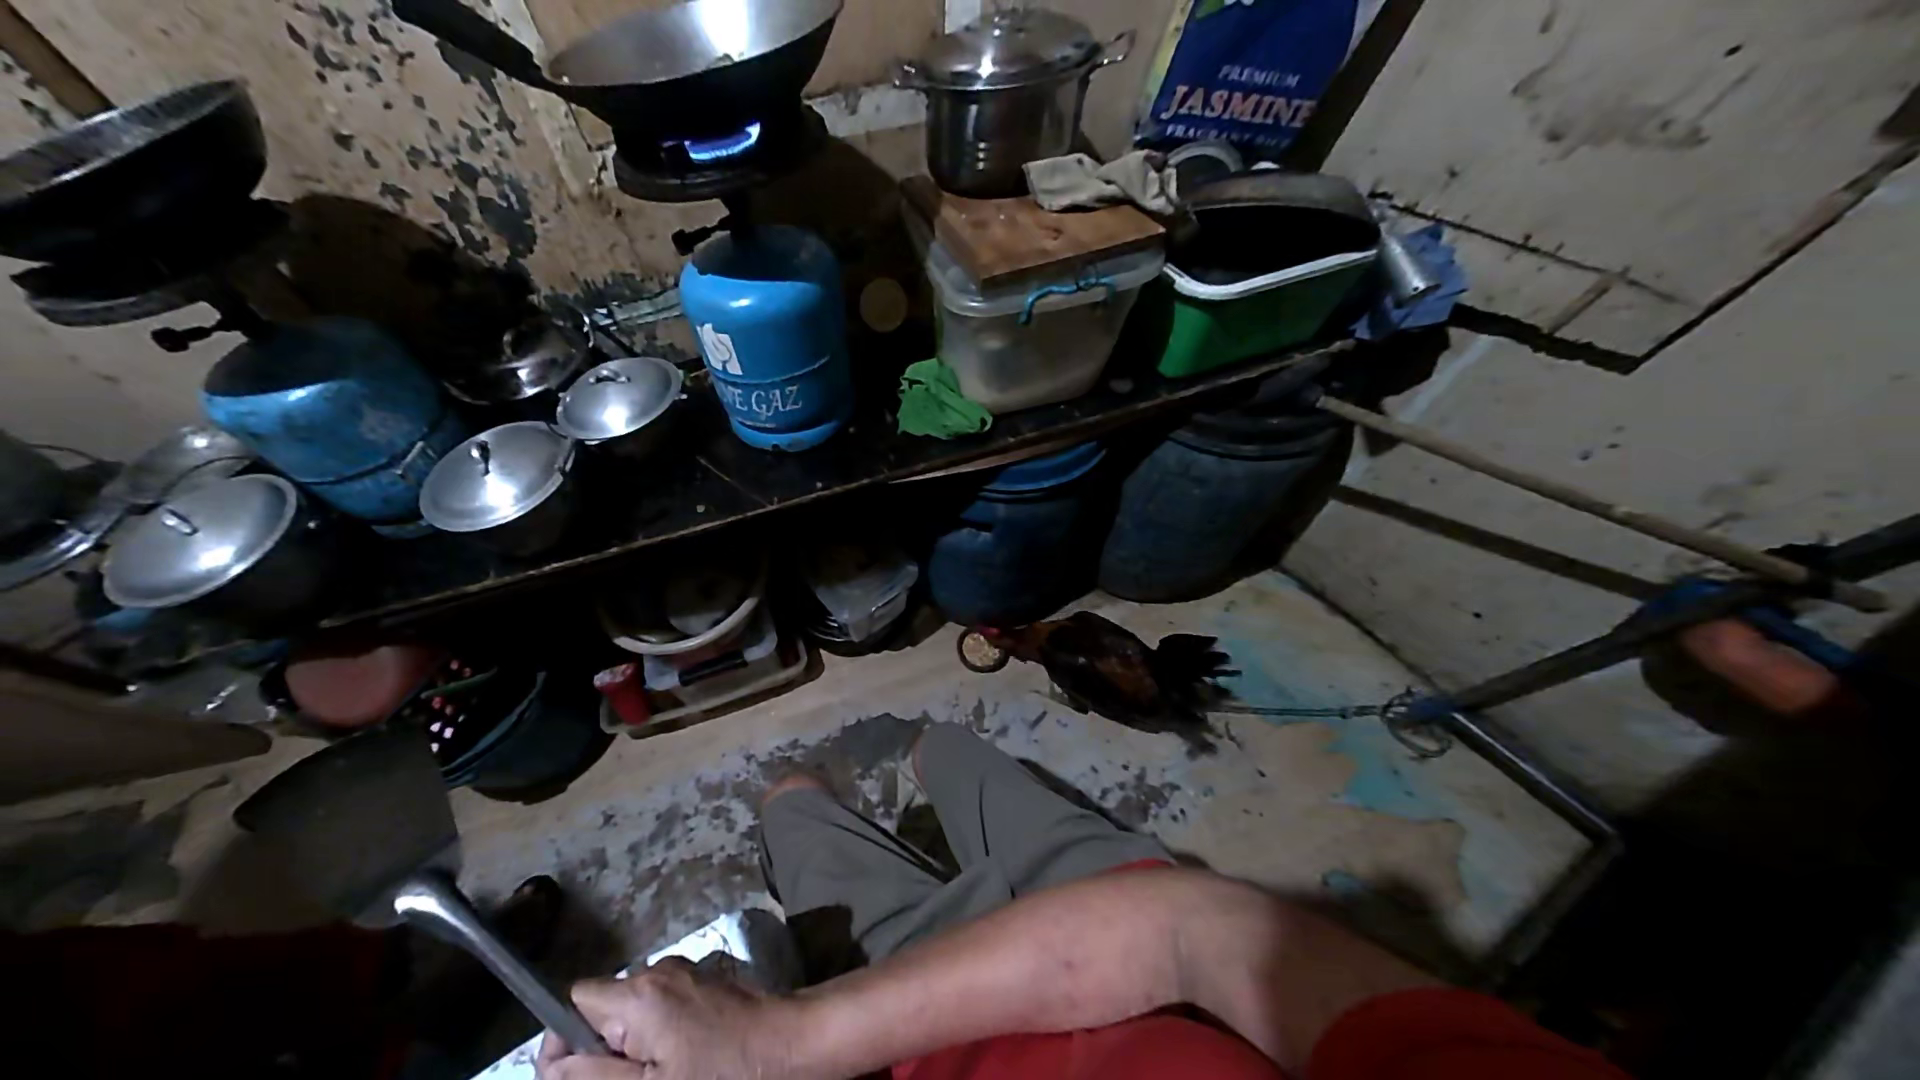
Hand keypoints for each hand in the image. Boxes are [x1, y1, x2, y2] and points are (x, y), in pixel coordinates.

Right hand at [536, 957, 804, 1079]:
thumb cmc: (720, 1073)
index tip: (576, 1079)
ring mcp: (684, 975)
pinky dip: (657, 1038)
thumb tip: (551, 1064)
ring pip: (631, 1014)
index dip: (561, 1043)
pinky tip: (680, 1064)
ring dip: (630, 1049)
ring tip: (660, 1074)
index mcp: (638, 993)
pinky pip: (660, 1010)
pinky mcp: (703, 985)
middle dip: (599, 1052)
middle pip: (601, 1009)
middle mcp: (658, 971)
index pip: (572, 1001)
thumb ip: (592, 1076)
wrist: (787, 1045)